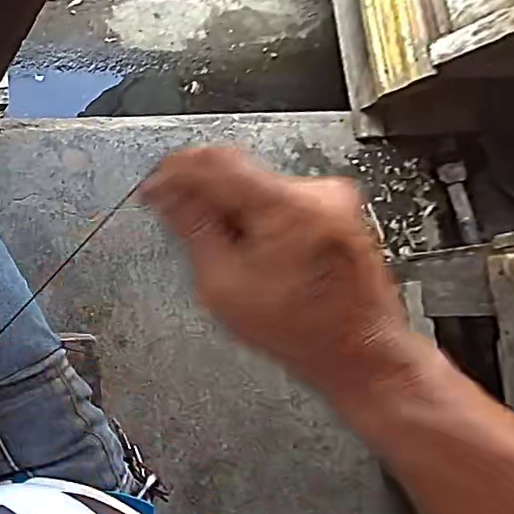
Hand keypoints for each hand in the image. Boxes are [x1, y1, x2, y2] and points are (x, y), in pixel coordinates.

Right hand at [140, 148, 418, 401]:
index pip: (213, 162)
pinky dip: (251, 216)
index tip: (154, 185)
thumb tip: (168, 196)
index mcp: (285, 206)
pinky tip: (246, 250)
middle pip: (234, 171)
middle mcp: (315, 192)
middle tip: (174, 218)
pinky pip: (275, 197)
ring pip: (253, 185)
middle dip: (198, 194)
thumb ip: (192, 230)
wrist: (360, 351)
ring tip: (218, 249)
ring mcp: (329, 199)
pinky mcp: (333, 209)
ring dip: (225, 207)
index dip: (173, 171)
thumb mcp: (224, 285)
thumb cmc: (304, 331)